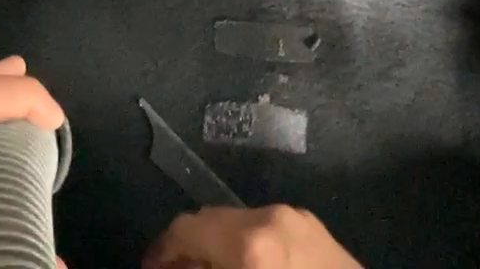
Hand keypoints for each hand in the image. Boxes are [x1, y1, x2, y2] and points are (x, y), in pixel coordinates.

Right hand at [144, 206, 361, 268]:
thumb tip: (175, 266)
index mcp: (251, 240)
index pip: (187, 227)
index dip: (160, 250)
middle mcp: (272, 217)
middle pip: (212, 220)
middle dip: (188, 250)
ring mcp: (299, 220)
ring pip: (240, 225)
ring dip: (218, 249)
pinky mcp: (318, 232)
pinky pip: (268, 232)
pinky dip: (248, 250)